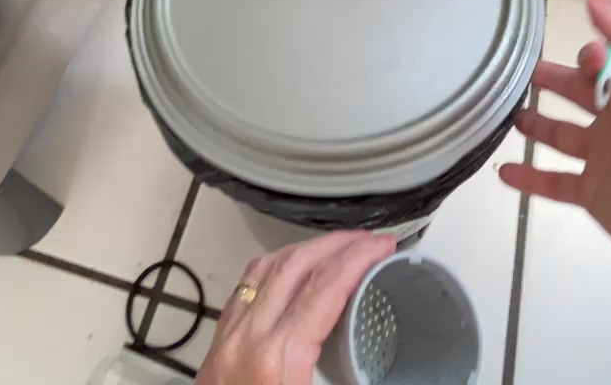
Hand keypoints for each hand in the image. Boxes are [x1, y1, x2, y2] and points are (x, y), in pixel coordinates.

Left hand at [196, 230, 395, 384]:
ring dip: (307, 249)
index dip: (358, 258)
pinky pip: (247, 285)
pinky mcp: (217, 343)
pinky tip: (291, 269)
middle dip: (337, 243)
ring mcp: (229, 337)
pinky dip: (275, 266)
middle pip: (297, 265)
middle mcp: (250, 338)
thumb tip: (393, 379)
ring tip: (337, 247)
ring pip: (268, 267)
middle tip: (368, 240)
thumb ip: (356, 380)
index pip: (325, 287)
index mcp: (279, 362)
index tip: (382, 245)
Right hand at [500, 0, 610, 266]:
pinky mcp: (593, 194)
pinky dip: (529, 178)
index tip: (574, 56)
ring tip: (504, 114)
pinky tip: (503, 170)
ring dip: (535, 126)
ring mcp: (606, 159)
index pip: (604, 64)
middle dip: (550, 81)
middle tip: (516, 72)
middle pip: (578, 94)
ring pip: (562, 136)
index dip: (587, 57)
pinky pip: (554, 183)